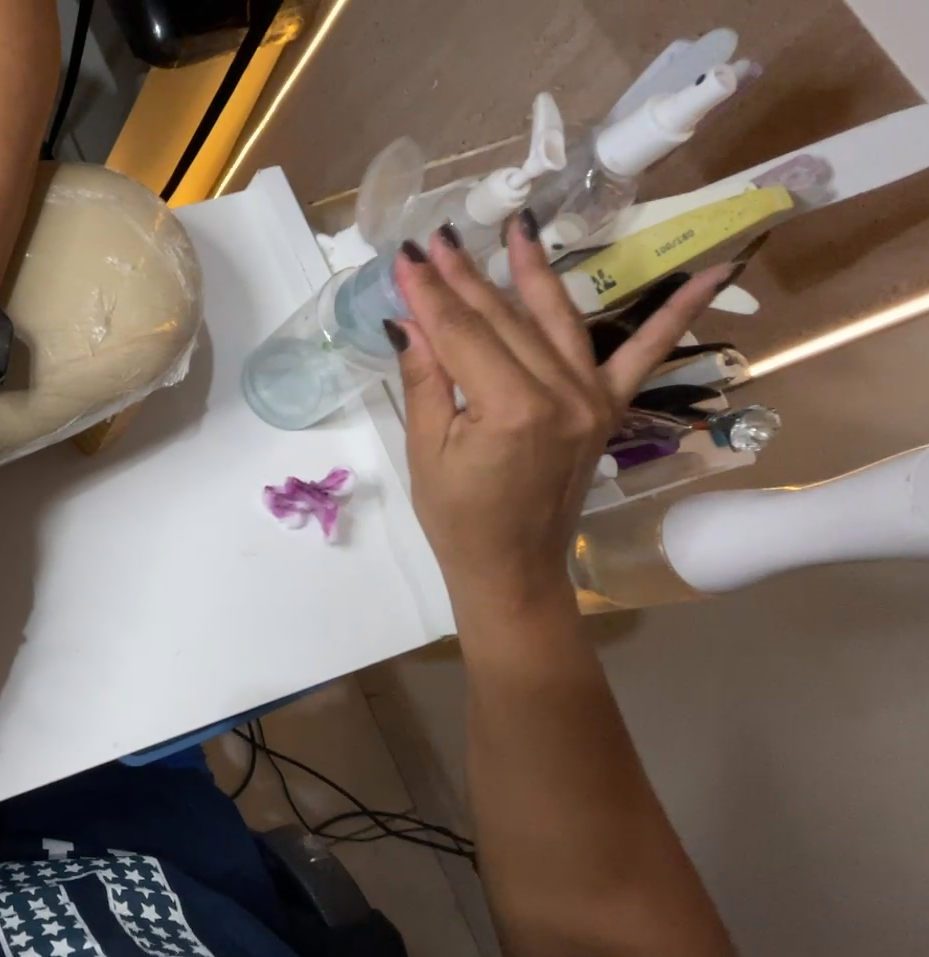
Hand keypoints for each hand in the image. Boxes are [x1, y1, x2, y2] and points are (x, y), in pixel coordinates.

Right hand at [390, 217, 729, 618]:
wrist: (509, 565)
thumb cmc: (455, 517)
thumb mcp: (427, 450)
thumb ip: (427, 380)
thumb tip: (410, 322)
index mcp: (510, 409)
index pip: (462, 334)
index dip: (430, 294)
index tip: (407, 257)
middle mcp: (561, 394)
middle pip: (505, 320)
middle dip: (465, 278)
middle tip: (436, 242)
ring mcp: (592, 397)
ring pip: (558, 320)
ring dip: (532, 273)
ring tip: (515, 229)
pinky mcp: (608, 406)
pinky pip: (645, 353)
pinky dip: (675, 312)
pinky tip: (712, 269)